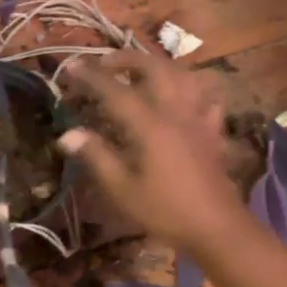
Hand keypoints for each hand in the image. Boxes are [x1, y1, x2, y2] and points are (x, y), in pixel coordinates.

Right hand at [61, 53, 255, 254]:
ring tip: (141, 71)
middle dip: (128, 58)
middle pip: (155, 68)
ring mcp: (199, 119)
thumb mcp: (123, 189)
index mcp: (150, 126)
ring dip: (159, 66)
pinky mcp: (213, 131)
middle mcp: (176, 112)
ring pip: (183, 75)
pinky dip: (191, 89)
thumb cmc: (166, 211)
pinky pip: (206, 97)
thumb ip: (97, 156)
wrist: (218, 228)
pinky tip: (183, 97)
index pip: (115, 91)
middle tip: (105, 63)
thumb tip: (68, 134)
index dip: (91, 76)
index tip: (71, 66)